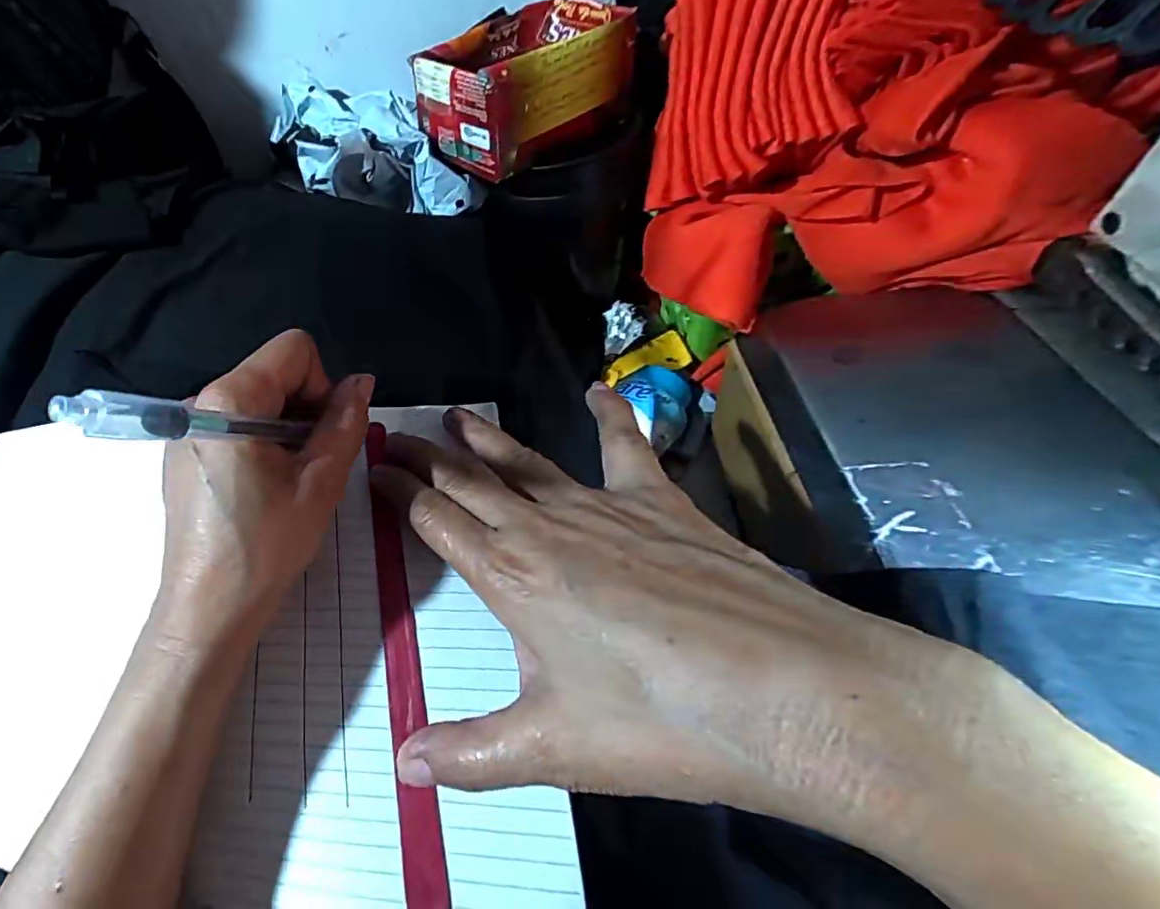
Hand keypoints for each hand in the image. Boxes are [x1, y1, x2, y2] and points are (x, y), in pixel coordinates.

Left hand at [160, 330, 372, 651]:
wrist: (206, 611)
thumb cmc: (265, 547)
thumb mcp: (320, 482)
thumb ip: (345, 422)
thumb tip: (361, 382)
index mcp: (227, 399)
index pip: (293, 350)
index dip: (322, 385)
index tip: (323, 436)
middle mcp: (199, 401)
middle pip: (274, 371)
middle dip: (305, 408)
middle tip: (312, 464)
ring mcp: (186, 427)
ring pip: (258, 398)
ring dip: (286, 428)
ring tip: (289, 480)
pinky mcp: (183, 451)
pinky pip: (235, 422)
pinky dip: (261, 440)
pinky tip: (264, 487)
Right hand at [369, 386, 990, 842]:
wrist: (785, 694)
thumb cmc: (657, 723)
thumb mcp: (552, 749)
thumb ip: (470, 754)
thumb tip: (403, 766)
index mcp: (511, 575)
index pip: (436, 520)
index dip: (399, 492)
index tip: (373, 471)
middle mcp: (546, 527)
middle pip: (470, 481)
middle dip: (428, 458)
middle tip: (398, 436)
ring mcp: (604, 507)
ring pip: (528, 462)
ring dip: (488, 439)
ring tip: (457, 415)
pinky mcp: (660, 503)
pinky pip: (627, 448)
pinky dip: (611, 415)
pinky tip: (597, 392)